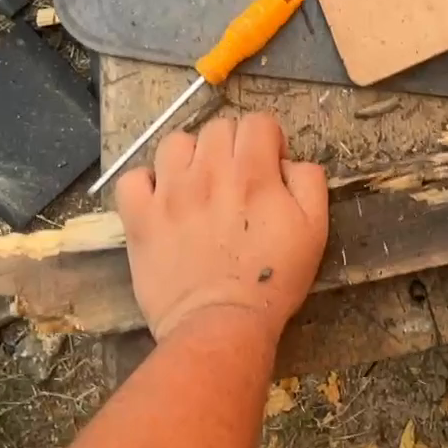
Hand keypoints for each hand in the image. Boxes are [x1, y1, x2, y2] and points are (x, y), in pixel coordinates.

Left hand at [113, 112, 328, 343]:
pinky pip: (132, 178)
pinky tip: (162, 199)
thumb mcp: (315, 229)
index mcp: (253, 172)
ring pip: (175, 143)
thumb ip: (309, 181)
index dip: (269, 140)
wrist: (221, 326)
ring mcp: (169, 193)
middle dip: (234, 146)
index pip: (258, 121)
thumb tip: (290, 161)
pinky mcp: (139, 218)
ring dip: (190, 157)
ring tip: (198, 184)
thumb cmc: (274, 280)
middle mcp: (208, 172)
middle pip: (218, 127)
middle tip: (238, 179)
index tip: (271, 167)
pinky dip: (146, 183)